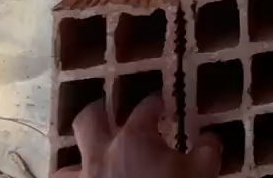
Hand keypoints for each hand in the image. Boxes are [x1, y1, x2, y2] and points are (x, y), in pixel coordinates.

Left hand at [61, 95, 221, 177]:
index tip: (164, 104)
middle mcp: (101, 156)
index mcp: (133, 139)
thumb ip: (207, 149)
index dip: (156, 102)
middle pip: (88, 120)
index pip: (146, 106)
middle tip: (111, 112)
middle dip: (99, 111)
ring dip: (77, 163)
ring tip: (93, 164)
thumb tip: (209, 138)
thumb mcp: (203, 172)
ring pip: (64, 167)